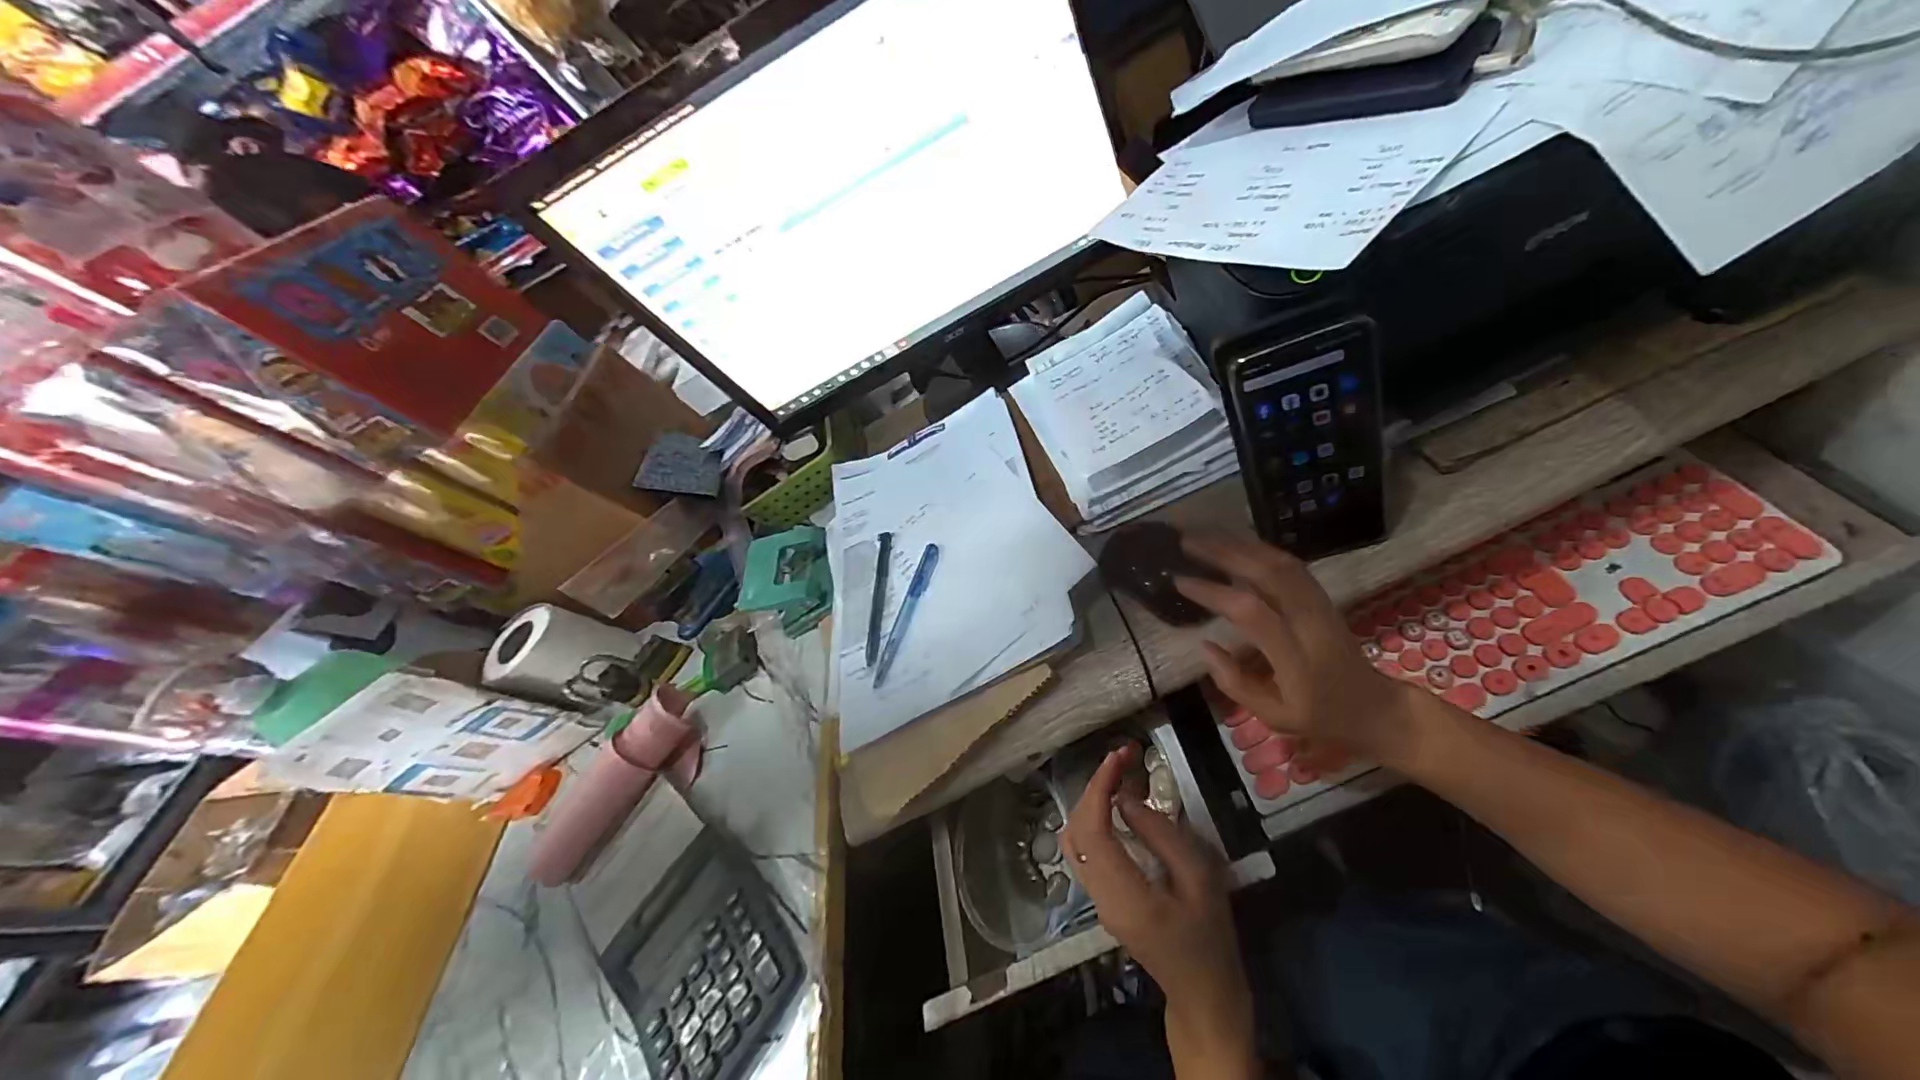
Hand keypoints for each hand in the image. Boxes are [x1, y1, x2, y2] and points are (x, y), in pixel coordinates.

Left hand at [1062, 743, 1253, 1066]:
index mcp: (1121, 894)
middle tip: (1124, 758)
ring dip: (1092, 802)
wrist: (1204, 994)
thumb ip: (1162, 837)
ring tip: (1121, 775)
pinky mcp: (1103, 898)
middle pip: (1076, 830)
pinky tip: (1120, 805)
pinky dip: (1096, 819)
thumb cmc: (1211, 938)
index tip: (1118, 756)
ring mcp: (1096, 898)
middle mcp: (1098, 895)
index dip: (1099, 787)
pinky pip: (1087, 850)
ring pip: (1076, 838)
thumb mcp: (1201, 881)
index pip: (1092, 829)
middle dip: (1095, 788)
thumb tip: (1127, 801)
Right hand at [1174, 533, 1423, 768]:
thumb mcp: (1273, 715)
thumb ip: (1235, 683)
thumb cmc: (1318, 715)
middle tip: (1187, 543)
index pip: (1252, 612)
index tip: (1180, 581)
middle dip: (1226, 553)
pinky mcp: (1323, 597)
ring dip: (1242, 545)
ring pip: (1282, 563)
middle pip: (1270, 575)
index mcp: (1296, 658)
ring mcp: (1321, 606)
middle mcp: (1311, 624)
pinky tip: (1236, 544)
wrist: (1374, 706)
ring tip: (1206, 536)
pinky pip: (1292, 564)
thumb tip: (1204, 645)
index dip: (1214, 593)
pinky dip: (1260, 549)